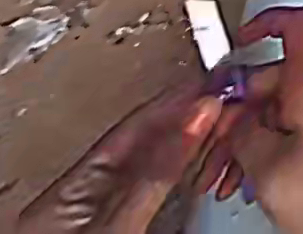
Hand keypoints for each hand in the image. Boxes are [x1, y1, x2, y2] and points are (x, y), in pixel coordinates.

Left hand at [16, 85, 238, 233]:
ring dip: (193, 145)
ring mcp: (107, 222)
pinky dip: (187, 175)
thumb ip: (158, 171)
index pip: (134, 126)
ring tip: (228, 126)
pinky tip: (208, 164)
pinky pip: (162, 193)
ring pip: (157, 169)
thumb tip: (198, 113)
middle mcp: (86, 201)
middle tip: (232, 103)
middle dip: (190, 121)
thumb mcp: (116, 229)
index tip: (216, 83)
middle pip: (146, 145)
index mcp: (70, 192)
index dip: (176, 101)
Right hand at [222, 7, 302, 233]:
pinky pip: (290, 118)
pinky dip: (266, 141)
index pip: (295, 23)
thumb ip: (240, 133)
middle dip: (233, 115)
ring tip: (222, 180)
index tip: (238, 41)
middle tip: (208, 157)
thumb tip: (229, 115)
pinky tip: (245, 178)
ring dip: (244, 137)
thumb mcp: (267, 166)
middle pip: (269, 77)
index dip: (266, 23)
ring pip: (274, 104)